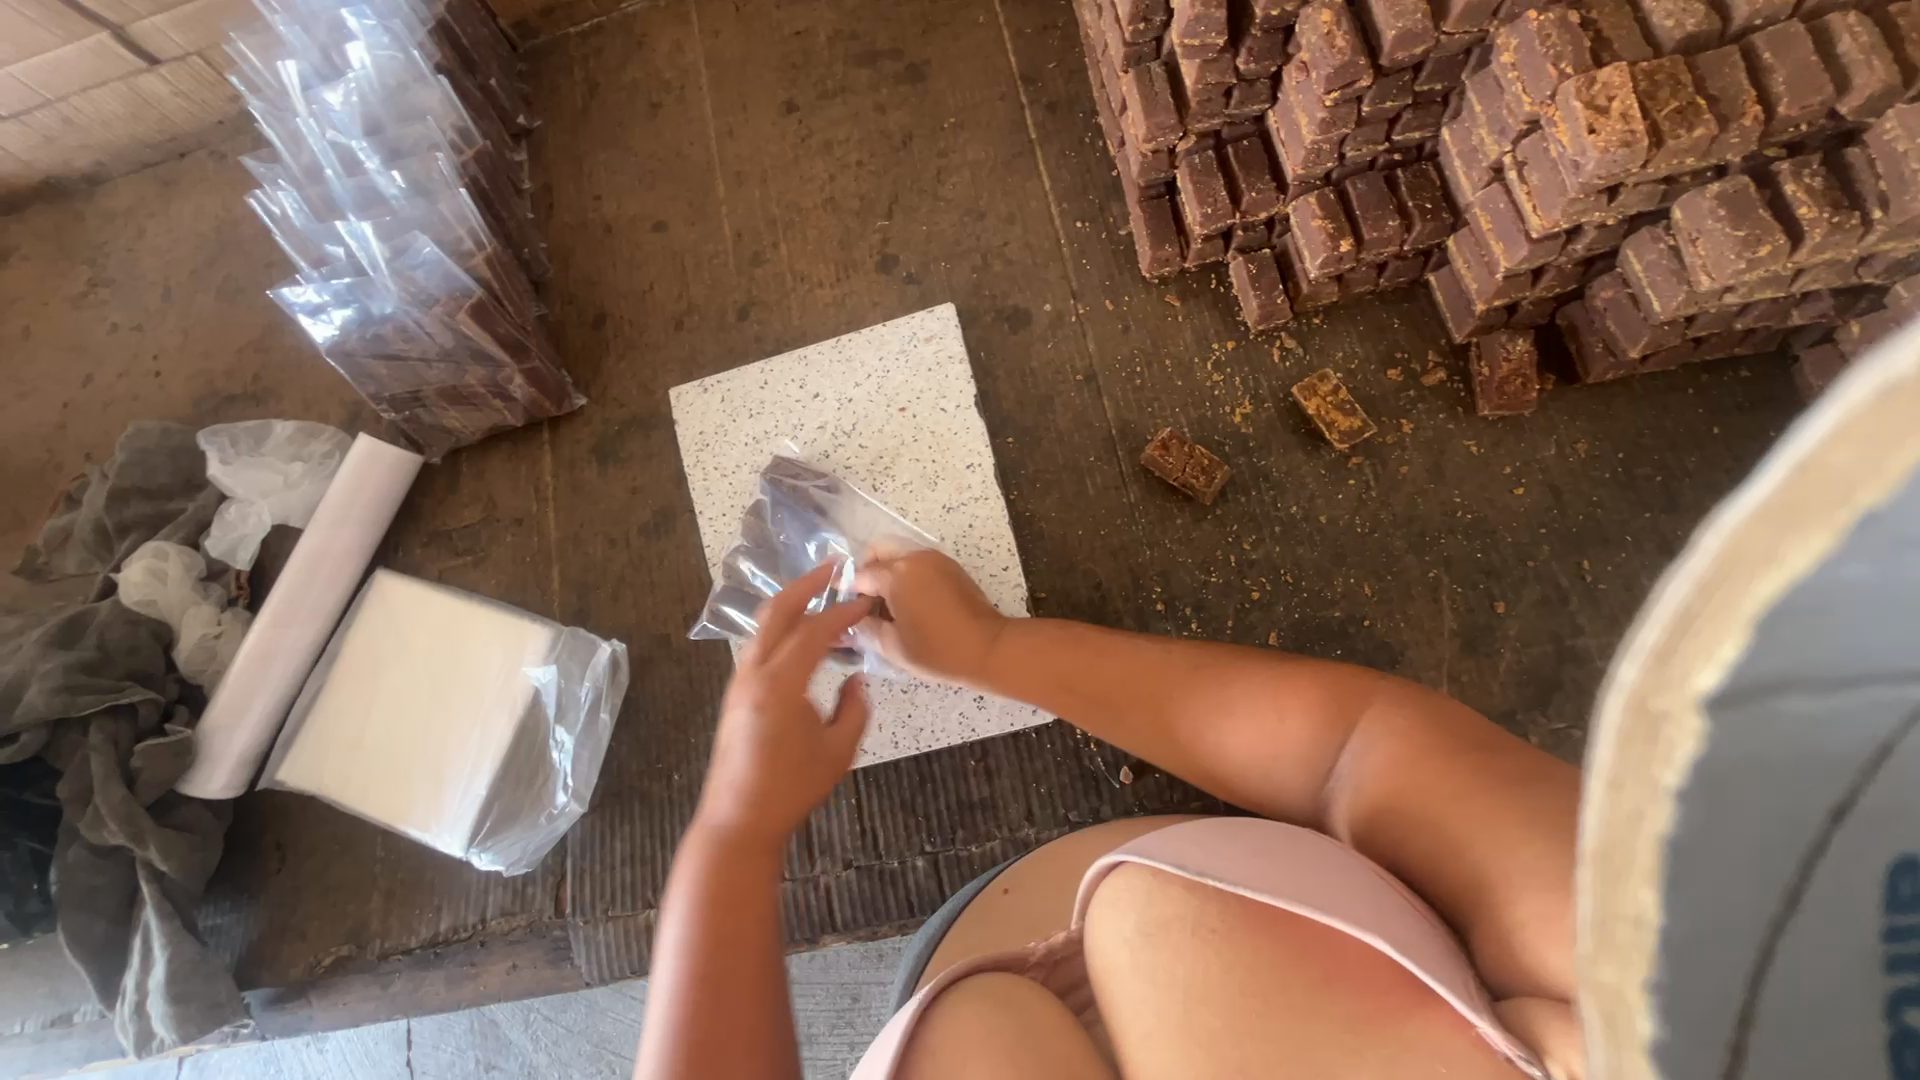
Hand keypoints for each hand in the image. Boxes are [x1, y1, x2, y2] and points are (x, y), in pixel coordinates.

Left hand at [694, 562, 872, 849]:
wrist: (738, 821)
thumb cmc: (791, 789)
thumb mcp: (839, 750)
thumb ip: (855, 707)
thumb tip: (857, 677)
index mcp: (779, 685)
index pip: (814, 632)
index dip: (842, 612)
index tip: (865, 601)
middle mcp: (752, 674)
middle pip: (777, 612)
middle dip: (806, 584)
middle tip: (833, 567)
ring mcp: (739, 684)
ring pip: (764, 628)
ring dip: (792, 606)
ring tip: (822, 597)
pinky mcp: (736, 696)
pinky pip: (760, 647)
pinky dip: (783, 630)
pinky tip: (804, 637)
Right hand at [853, 550, 1009, 686]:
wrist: (987, 648)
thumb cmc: (937, 650)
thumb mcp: (893, 646)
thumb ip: (866, 629)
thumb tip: (851, 624)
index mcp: (896, 574)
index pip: (860, 575)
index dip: (847, 591)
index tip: (841, 606)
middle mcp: (915, 557)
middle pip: (879, 550)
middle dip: (866, 570)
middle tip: (864, 599)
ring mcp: (935, 559)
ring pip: (900, 552)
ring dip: (887, 570)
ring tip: (886, 603)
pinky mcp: (950, 567)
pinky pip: (918, 561)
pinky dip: (907, 572)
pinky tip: (907, 602)